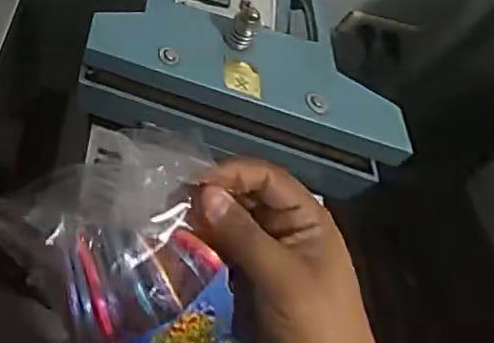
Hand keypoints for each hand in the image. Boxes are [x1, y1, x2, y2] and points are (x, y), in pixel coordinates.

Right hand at [192, 159, 373, 342]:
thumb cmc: (316, 321)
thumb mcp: (282, 277)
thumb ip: (244, 234)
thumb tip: (207, 192)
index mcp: (305, 215)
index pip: (267, 177)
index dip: (233, 172)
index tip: (198, 181)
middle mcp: (287, 227)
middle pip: (247, 197)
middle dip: (215, 197)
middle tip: (177, 202)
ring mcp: (271, 253)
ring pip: (235, 224)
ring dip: (209, 222)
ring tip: (177, 224)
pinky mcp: (256, 279)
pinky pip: (230, 252)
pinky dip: (210, 248)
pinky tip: (188, 248)